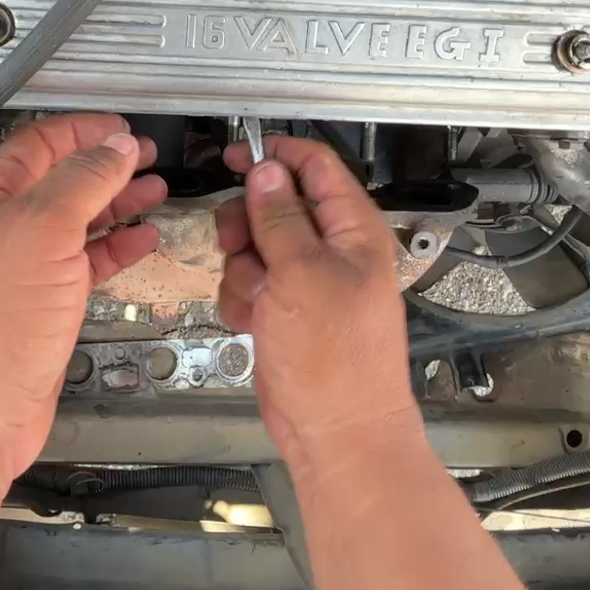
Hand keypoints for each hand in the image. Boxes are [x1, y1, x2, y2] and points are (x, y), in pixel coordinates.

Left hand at [0, 114, 165, 478]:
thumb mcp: (38, 231)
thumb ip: (81, 182)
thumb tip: (115, 146)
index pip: (40, 144)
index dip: (84, 131)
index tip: (123, 128)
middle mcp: (4, 228)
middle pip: (63, 180)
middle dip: (107, 165)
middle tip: (147, 157)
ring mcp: (25, 268)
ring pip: (79, 221)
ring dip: (118, 204)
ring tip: (156, 191)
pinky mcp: (45, 305)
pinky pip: (87, 264)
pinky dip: (117, 249)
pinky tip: (143, 239)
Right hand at [216, 136, 418, 465]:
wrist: (335, 435)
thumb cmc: (335, 359)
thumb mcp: (302, 276)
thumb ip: (280, 218)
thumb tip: (265, 169)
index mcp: (353, 229)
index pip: (315, 166)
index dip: (276, 154)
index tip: (236, 155)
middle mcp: (330, 248)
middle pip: (274, 203)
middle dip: (248, 222)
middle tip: (238, 243)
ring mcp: (303, 279)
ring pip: (252, 243)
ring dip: (242, 268)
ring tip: (258, 299)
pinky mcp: (281, 307)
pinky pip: (246, 281)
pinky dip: (242, 299)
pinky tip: (253, 322)